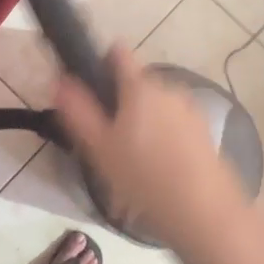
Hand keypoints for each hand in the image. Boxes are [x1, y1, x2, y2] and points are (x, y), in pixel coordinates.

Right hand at [52, 47, 256, 254]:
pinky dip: (164, 136)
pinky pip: (174, 123)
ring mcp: (190, 108)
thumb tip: (59, 82)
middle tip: (107, 139)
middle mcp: (168, 87)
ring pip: (156, 105)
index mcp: (139, 86)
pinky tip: (158, 168)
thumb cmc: (143, 176)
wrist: (203, 210)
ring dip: (143, 121)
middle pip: (136, 83)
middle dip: (121, 103)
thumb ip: (77, 111)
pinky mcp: (204, 130)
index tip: (89, 88)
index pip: (117, 53)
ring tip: (133, 160)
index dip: (100, 63)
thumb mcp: (99, 148)